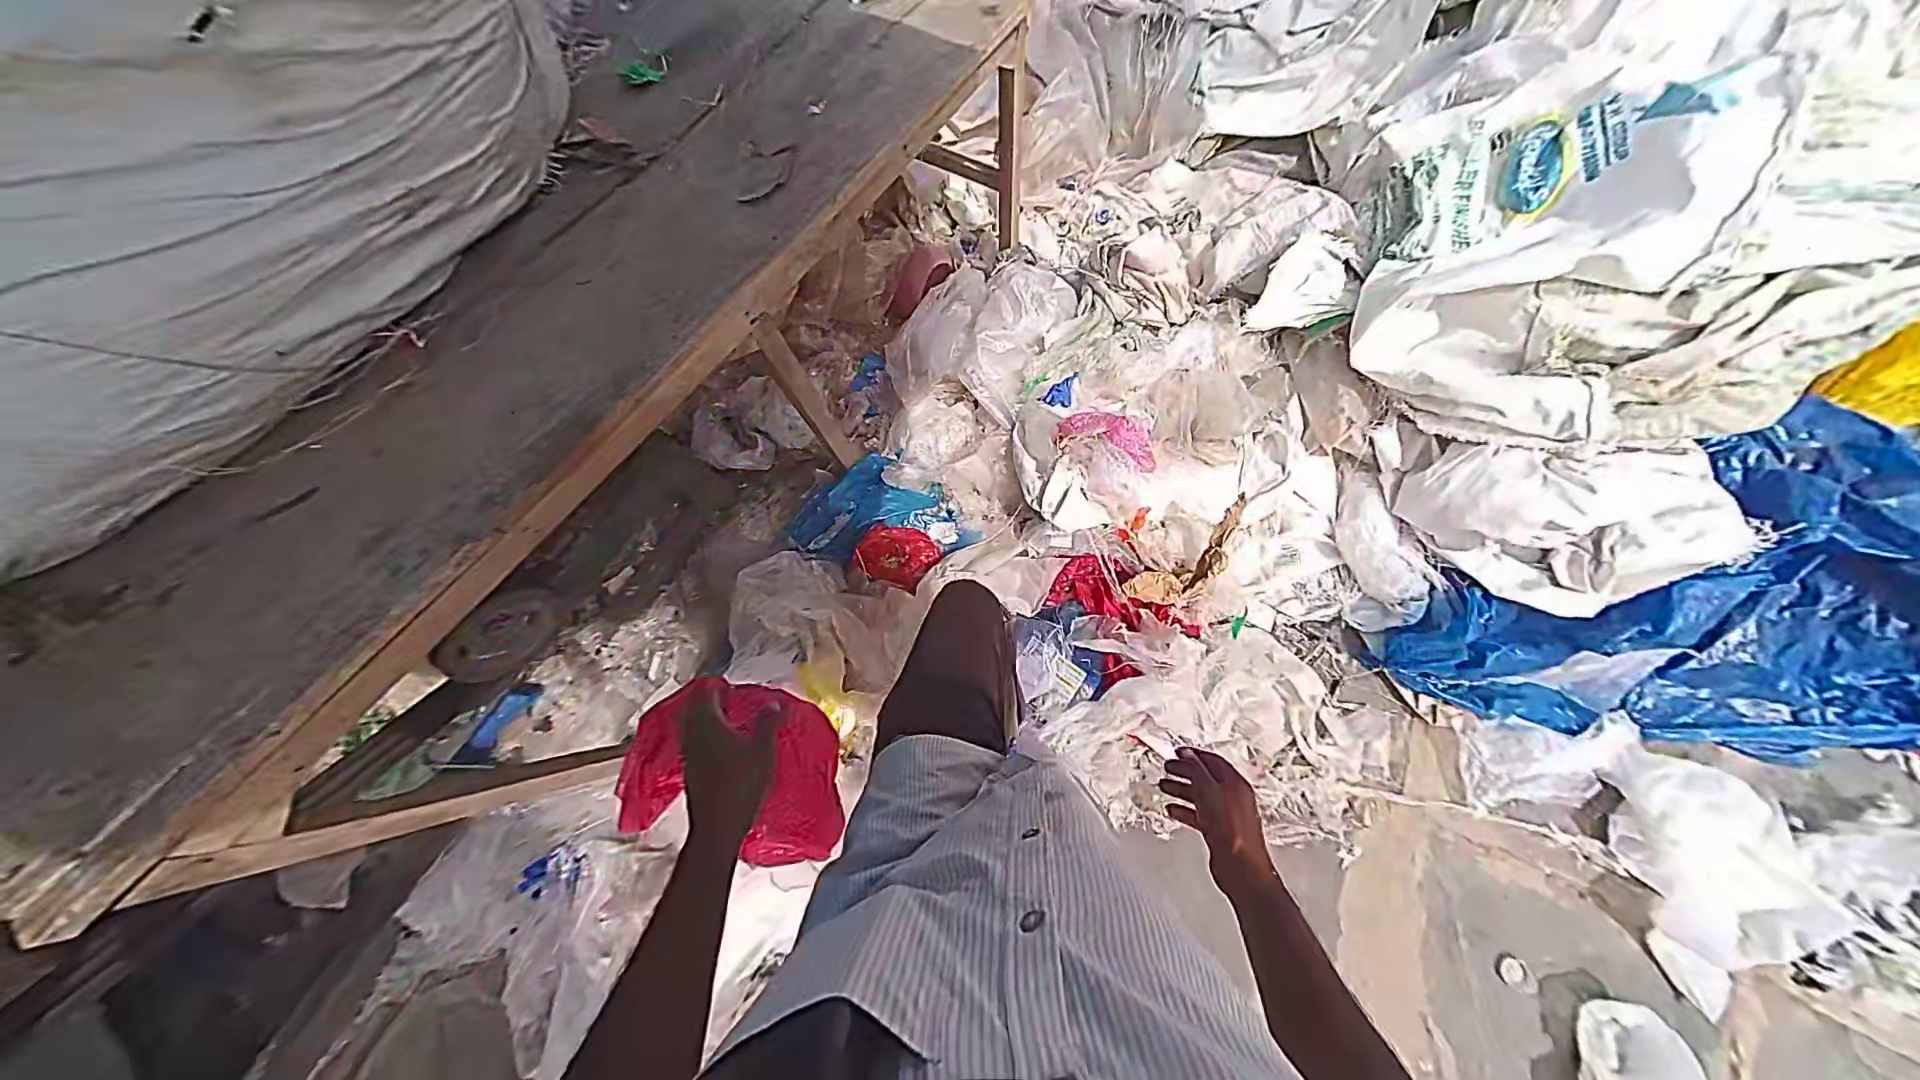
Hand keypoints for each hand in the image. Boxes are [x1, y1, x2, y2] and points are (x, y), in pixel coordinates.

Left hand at [679, 678, 779, 848]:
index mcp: (709, 725)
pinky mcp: (690, 772)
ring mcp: (689, 756)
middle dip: (707, 700)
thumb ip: (767, 723)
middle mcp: (693, 737)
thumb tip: (775, 704)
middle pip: (694, 708)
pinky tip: (721, 746)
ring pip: (692, 727)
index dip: (715, 685)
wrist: (718, 827)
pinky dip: (705, 736)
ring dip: (705, 719)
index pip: (705, 694)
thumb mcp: (763, 750)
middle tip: (725, 697)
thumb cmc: (741, 786)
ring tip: (725, 719)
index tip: (727, 684)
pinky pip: (693, 743)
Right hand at [1159, 747, 1279, 896]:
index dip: (1193, 754)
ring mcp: (1226, 815)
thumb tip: (1187, 754)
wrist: (1241, 868)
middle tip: (1169, 767)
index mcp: (1234, 784)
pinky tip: (1173, 810)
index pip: (1211, 761)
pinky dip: (1184, 810)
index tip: (1178, 751)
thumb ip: (1196, 770)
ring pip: (1200, 796)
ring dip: (1181, 789)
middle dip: (1184, 771)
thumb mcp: (1208, 791)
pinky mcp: (1219, 831)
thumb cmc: (1232, 831)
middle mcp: (1232, 797)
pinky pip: (1198, 814)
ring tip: (1165, 785)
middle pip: (1204, 777)